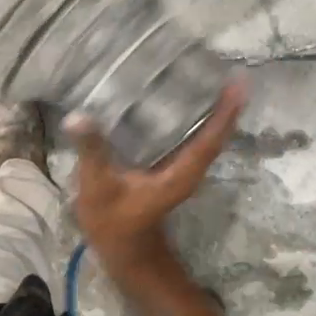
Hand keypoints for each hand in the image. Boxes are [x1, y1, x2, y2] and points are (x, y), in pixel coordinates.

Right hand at [68, 78, 247, 286]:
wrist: (121, 249)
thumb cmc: (114, 221)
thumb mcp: (98, 185)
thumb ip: (92, 150)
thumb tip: (78, 117)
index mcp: (181, 173)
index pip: (209, 139)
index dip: (224, 112)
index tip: (238, 83)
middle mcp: (189, 170)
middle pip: (214, 133)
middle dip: (221, 102)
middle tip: (223, 66)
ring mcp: (182, 169)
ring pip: (204, 135)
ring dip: (209, 108)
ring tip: (205, 75)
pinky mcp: (170, 167)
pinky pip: (190, 137)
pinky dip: (191, 117)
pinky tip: (177, 98)